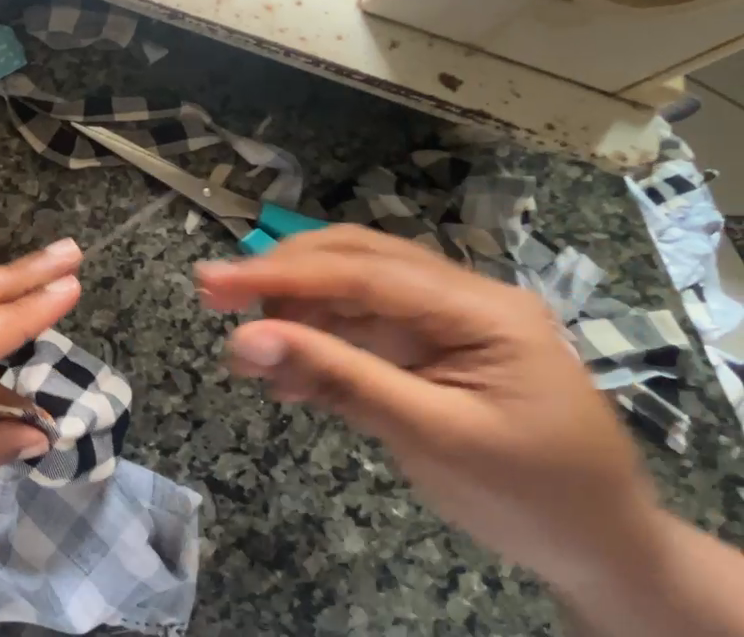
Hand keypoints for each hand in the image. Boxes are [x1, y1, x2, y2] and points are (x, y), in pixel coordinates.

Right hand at [197, 226, 661, 590]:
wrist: (601, 551)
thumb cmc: (532, 493)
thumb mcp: (432, 435)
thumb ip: (337, 377)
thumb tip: (243, 340)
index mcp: (482, 309)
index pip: (361, 272)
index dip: (279, 274)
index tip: (210, 283)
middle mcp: (458, 298)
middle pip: (349, 259)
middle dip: (277, 276)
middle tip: (211, 299)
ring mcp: (438, 321)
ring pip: (342, 291)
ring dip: (289, 316)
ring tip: (251, 359)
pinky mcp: (419, 348)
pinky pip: (349, 328)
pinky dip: (309, 345)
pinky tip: (286, 380)